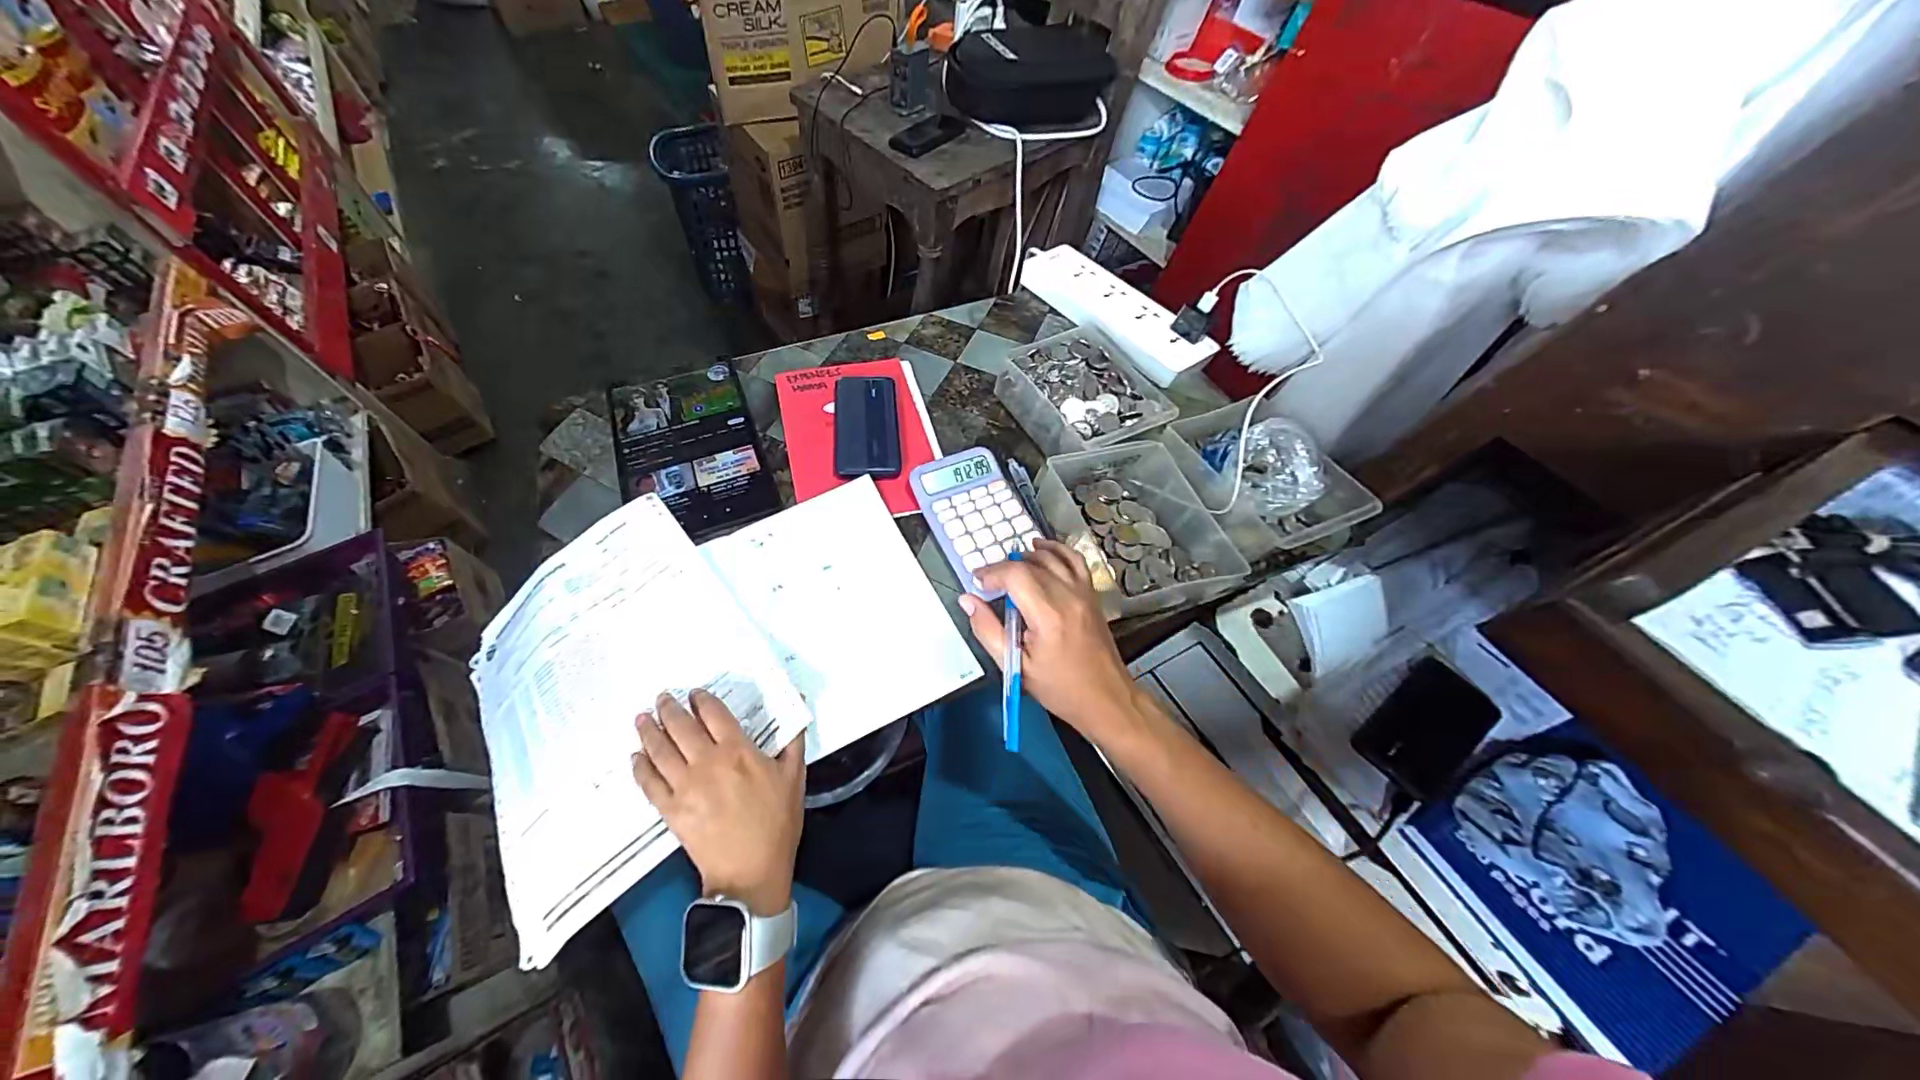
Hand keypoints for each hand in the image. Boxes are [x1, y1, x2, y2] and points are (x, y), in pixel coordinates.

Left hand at [631, 689, 803, 915]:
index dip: (701, 699)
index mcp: (738, 750)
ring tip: (643, 719)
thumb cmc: (777, 823)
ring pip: (660, 749)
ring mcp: (685, 786)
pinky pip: (649, 782)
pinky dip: (640, 766)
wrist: (750, 871)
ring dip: (649, 730)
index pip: (713, 713)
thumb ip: (794, 739)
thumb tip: (795, 706)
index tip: (695, 694)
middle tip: (663, 698)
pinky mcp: (670, 809)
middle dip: (669, 708)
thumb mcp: (794, 776)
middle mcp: (707, 762)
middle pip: (681, 726)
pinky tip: (637, 757)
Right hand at [958, 539, 1149, 745]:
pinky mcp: (1091, 595)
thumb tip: (969, 603)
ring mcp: (1083, 593)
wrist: (1105, 698)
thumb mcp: (1016, 666)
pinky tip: (1042, 550)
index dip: (992, 573)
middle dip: (1003, 567)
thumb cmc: (1063, 688)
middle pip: (1031, 564)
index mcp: (1049, 615)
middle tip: (987, 581)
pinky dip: (1057, 550)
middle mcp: (1069, 597)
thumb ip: (988, 630)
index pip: (1016, 575)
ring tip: (1008, 566)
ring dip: (1027, 556)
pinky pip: (1074, 561)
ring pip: (1052, 557)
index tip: (978, 584)